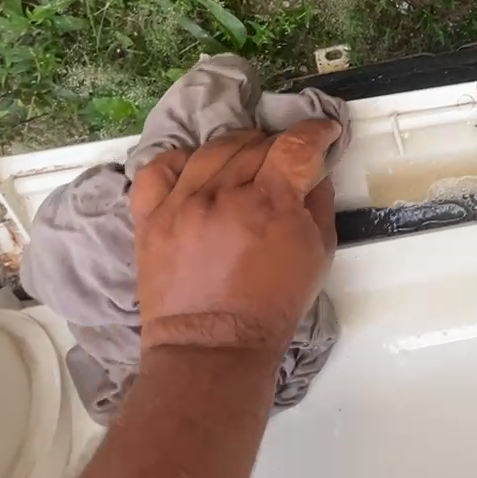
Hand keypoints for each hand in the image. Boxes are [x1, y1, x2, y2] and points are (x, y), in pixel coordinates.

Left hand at [130, 121, 342, 357]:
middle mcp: (222, 194)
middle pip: (256, 142)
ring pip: (213, 148)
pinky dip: (182, 160)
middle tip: (289, 162)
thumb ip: (319, 201)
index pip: (296, 144)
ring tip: (248, 162)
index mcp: (270, 203)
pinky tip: (198, 169)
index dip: (317, 130)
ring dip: (239, 147)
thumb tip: (314, 170)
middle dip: (281, 146)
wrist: (213, 346)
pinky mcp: (150, 218)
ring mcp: (180, 204)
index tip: (326, 132)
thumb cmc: (275, 302)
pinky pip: (158, 168)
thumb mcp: (320, 250)